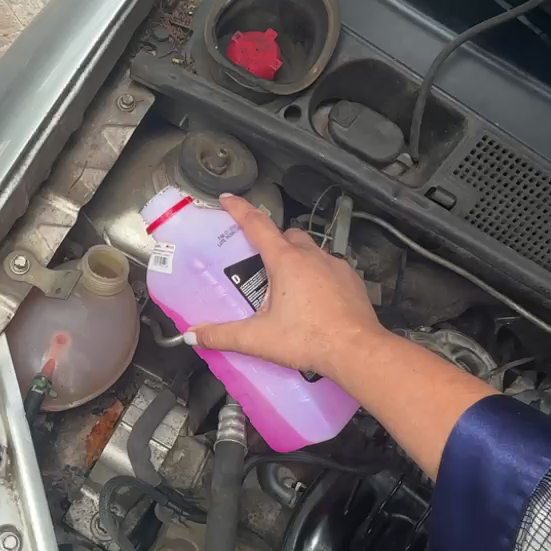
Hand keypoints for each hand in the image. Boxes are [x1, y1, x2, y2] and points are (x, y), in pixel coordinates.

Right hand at [191, 194, 389, 383]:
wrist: (356, 350)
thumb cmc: (309, 339)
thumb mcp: (257, 338)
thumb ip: (222, 335)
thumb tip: (194, 335)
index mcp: (286, 261)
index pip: (257, 225)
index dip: (240, 210)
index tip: (228, 200)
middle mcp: (311, 257)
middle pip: (286, 235)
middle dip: (271, 241)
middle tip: (257, 260)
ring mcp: (335, 266)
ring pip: (310, 249)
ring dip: (295, 258)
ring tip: (284, 284)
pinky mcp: (351, 280)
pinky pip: (329, 267)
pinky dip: (316, 274)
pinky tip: (310, 297)